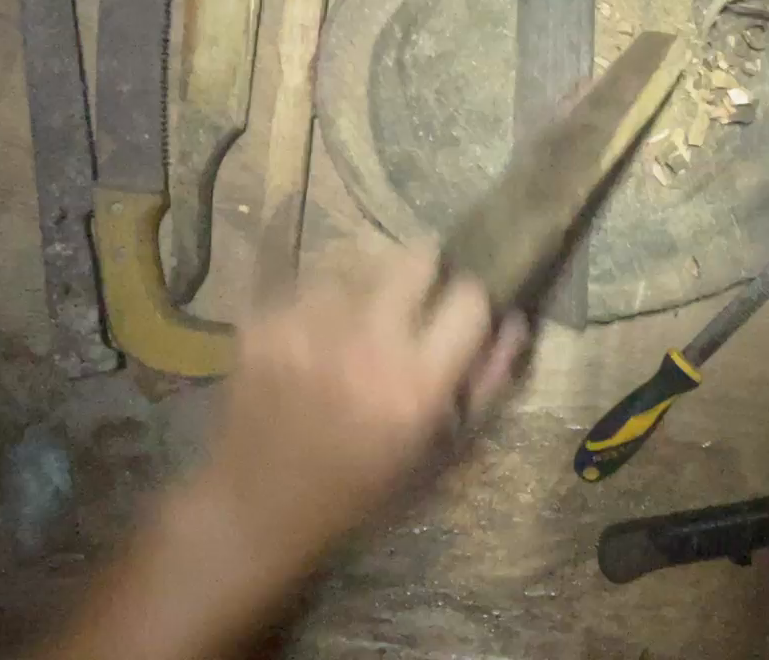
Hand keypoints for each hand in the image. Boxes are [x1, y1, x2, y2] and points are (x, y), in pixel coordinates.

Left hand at [188, 240, 529, 568]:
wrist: (253, 511)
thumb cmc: (362, 488)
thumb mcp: (439, 450)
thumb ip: (487, 382)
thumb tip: (515, 319)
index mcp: (416, 384)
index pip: (469, 296)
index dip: (471, 300)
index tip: (460, 311)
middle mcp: (366, 345)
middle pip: (416, 258)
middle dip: (425, 272)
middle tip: (415, 298)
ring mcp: (308, 328)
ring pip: (363, 263)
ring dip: (371, 285)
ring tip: (359, 322)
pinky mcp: (264, 323)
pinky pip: (315, 281)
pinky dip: (326, 299)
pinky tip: (319, 334)